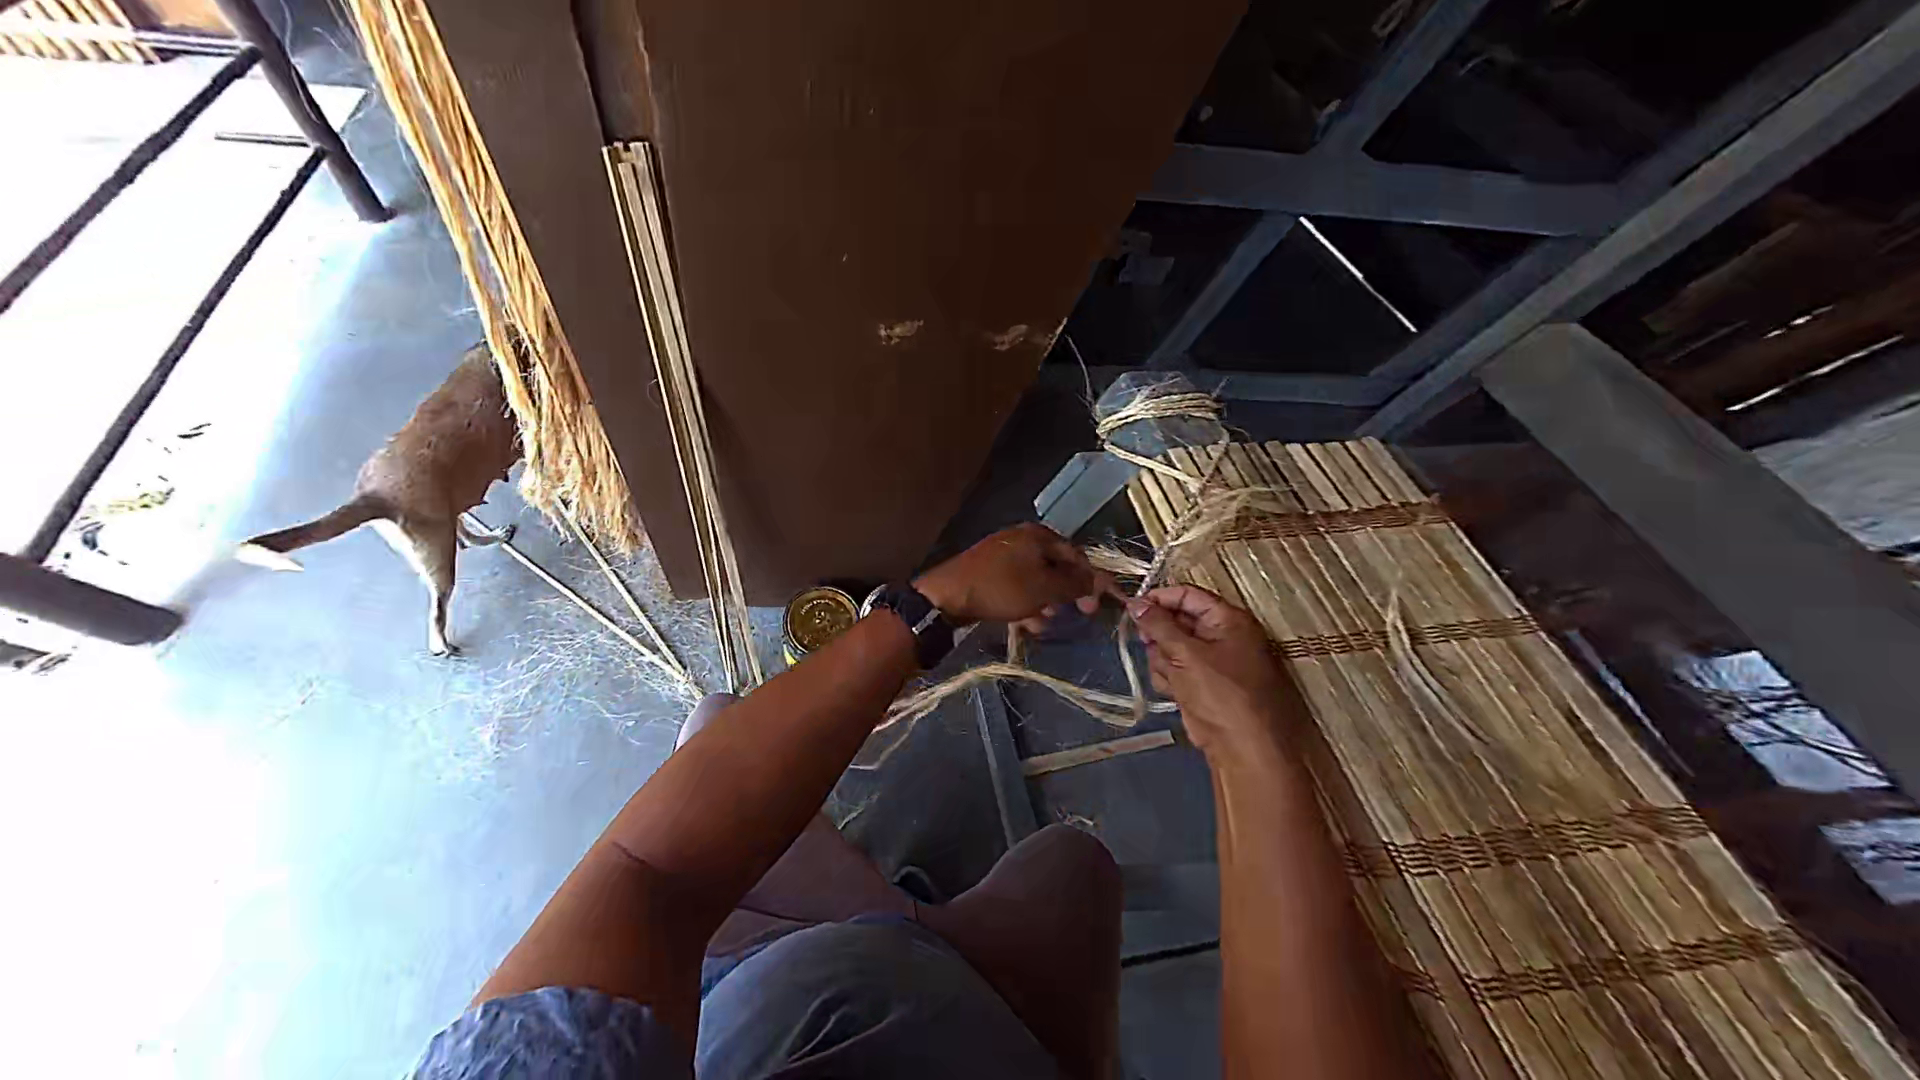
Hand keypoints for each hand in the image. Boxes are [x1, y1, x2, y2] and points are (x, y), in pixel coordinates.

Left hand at [915, 523, 1117, 628]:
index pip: (1077, 556)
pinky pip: (1017, 587)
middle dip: (1066, 594)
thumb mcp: (1045, 588)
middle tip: (1075, 615)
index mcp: (1039, 535)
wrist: (947, 597)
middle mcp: (1022, 539)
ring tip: (1043, 623)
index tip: (1096, 606)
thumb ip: (1076, 584)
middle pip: (1056, 568)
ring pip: (1036, 580)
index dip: (1091, 580)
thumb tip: (1100, 580)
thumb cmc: (1002, 588)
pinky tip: (1026, 623)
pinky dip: (1026, 603)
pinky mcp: (989, 572)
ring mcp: (1004, 555)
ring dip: (1046, 602)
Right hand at [1126, 585, 1305, 763]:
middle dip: (1160, 636)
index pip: (1188, 595)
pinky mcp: (1199, 683)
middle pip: (1175, 621)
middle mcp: (1221, 636)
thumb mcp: (1187, 654)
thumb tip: (1136, 603)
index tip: (1133, 608)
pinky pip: (1172, 669)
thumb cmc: (1221, 694)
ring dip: (1163, 661)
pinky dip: (1169, 678)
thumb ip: (1158, 625)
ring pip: (1169, 647)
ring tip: (1172, 677)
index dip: (1159, 599)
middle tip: (1149, 644)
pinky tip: (1175, 691)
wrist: (1241, 746)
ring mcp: (1209, 661)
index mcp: (1228, 620)